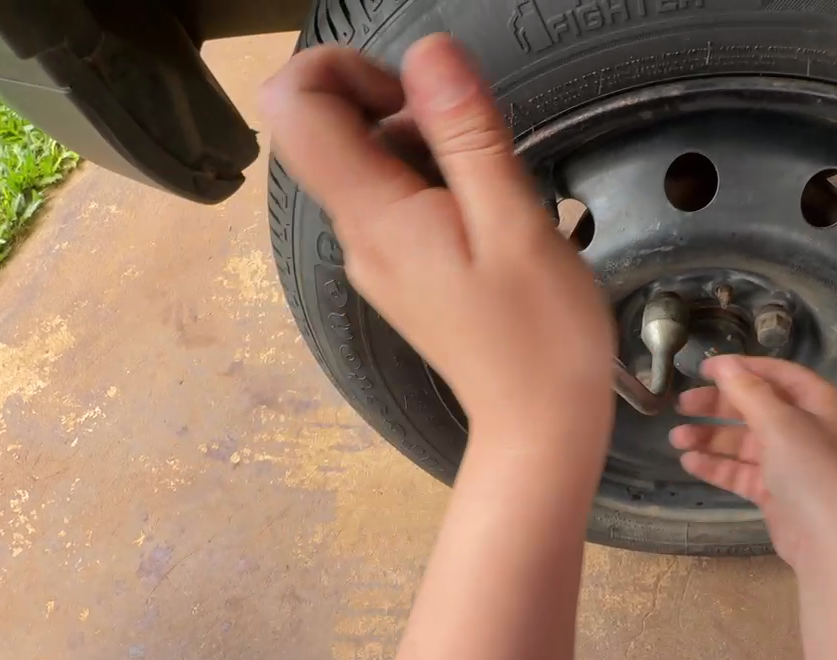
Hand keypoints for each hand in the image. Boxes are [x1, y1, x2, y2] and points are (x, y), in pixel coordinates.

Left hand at [259, 36, 616, 450]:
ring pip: (369, 169)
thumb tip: (428, 55)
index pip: (295, 106)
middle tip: (472, 147)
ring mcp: (380, 264)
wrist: (539, 426)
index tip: (418, 97)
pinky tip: (484, 223)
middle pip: (329, 131)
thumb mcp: (516, 225)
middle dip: (396, 108)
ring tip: (489, 193)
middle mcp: (361, 240)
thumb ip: (468, 135)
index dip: (344, 69)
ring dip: (424, 152)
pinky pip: (395, 208)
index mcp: (377, 219)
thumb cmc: (541, 340)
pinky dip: (433, 190)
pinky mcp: (405, 280)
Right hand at [670, 354, 836, 566]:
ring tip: (676, 439)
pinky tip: (690, 463)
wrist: (834, 542)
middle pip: (756, 408)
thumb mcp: (781, 424)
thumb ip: (749, 392)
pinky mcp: (776, 493)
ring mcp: (791, 463)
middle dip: (718, 406)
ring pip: (744, 443)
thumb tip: (724, 364)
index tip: (702, 368)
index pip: (776, 375)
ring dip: (711, 438)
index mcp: (819, 403)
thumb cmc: (815, 471)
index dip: (741, 369)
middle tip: (681, 405)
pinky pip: (742, 472)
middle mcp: (806, 429)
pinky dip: (717, 466)